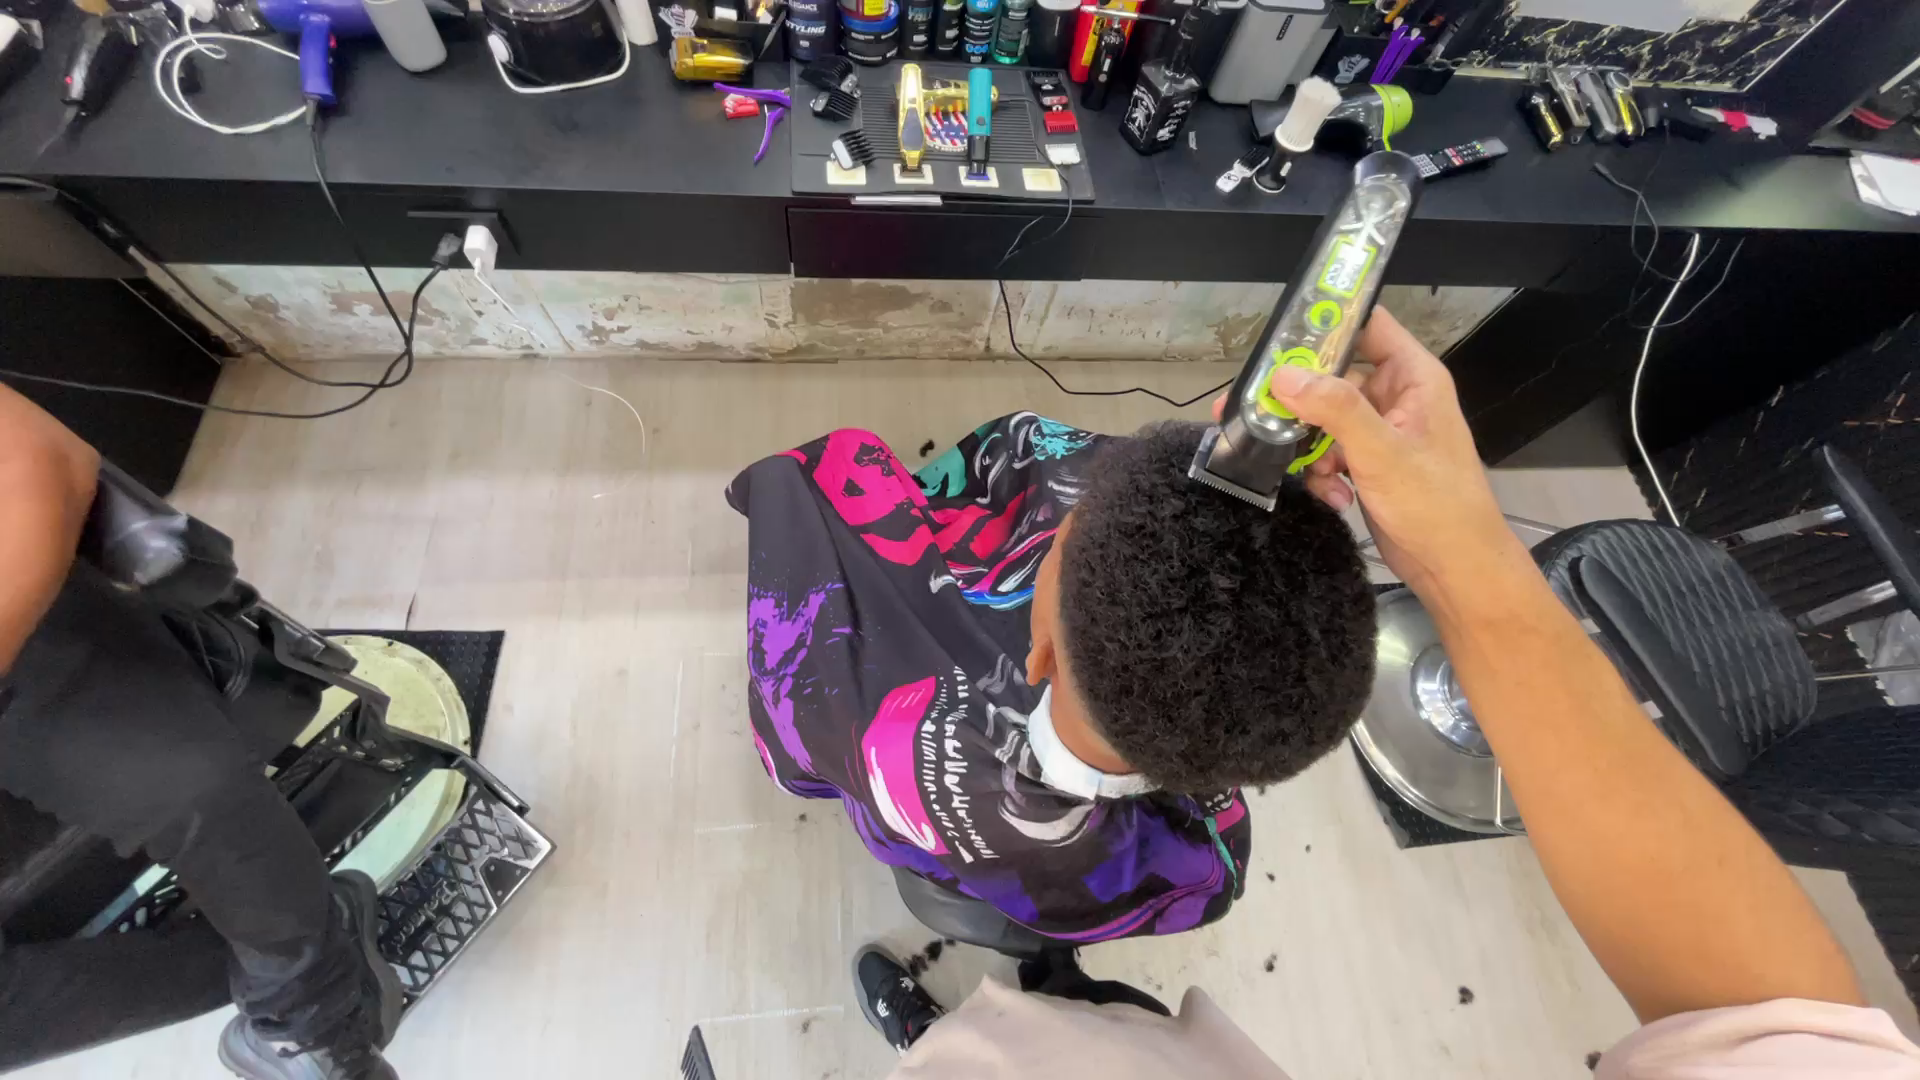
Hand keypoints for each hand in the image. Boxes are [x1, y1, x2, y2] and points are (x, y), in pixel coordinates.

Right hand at [1213, 308, 1521, 593]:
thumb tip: (1282, 377)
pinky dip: (1321, 474)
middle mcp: (1392, 397)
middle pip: (1329, 380)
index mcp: (1411, 377)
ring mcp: (1377, 432)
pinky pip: (1326, 453)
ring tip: (1318, 476)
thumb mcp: (1382, 452)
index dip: (1326, 323)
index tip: (1278, 336)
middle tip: (1254, 414)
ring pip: (1320, 421)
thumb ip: (1335, 410)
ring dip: (1309, 449)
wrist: (1452, 566)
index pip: (1366, 326)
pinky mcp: (1364, 463)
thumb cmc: (1434, 503)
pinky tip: (1334, 496)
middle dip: (1296, 403)